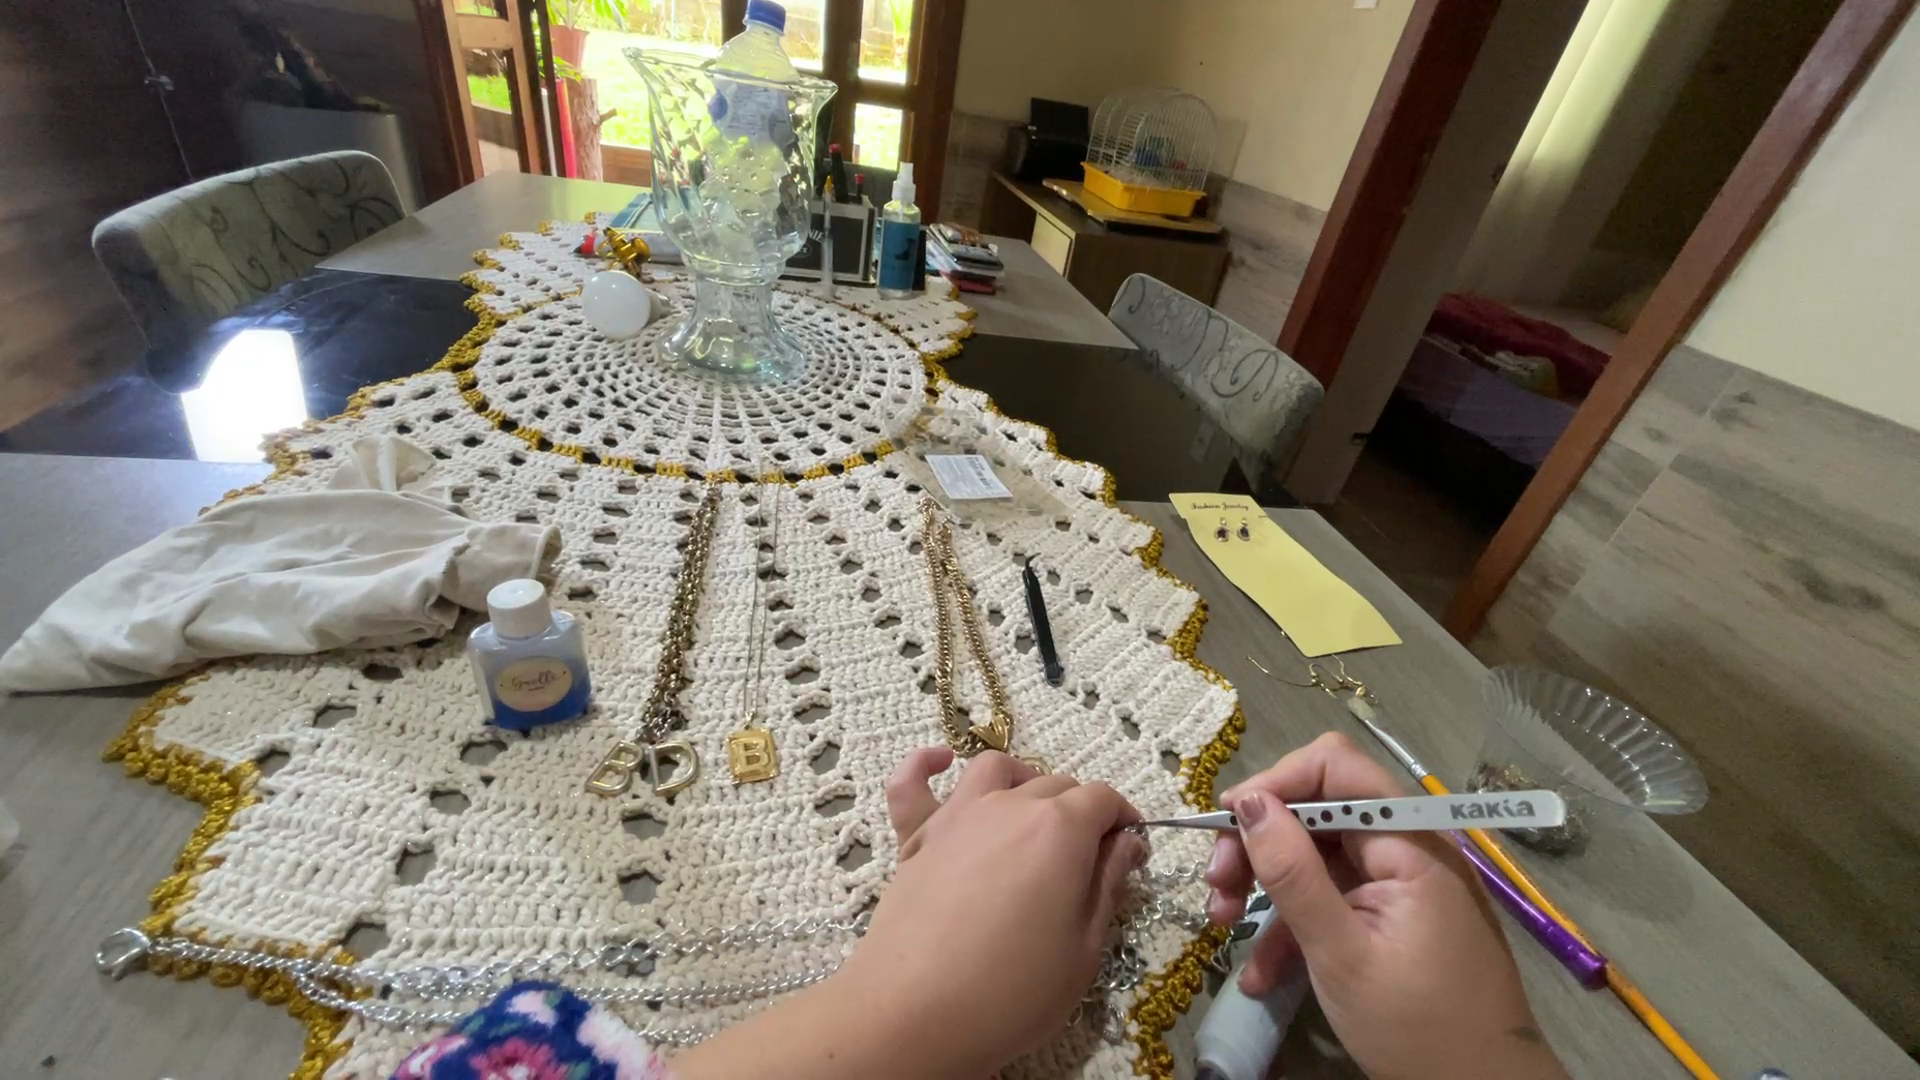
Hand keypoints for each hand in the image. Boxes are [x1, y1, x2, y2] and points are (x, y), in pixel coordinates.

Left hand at [675, 749, 1144, 1079]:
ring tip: (1033, 812)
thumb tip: (1127, 841)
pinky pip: (912, 783)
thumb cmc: (1013, 990)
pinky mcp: (915, 834)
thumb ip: (1109, 883)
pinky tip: (940, 760)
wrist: (916, 1013)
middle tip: (1091, 857)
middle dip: (1083, 812)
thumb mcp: (1084, 948)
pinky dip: (925, 764)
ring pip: (997, 769)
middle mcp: (1009, 804)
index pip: (1103, 799)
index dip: (1124, 820)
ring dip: (1024, 780)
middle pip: (1056, 785)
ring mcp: (957, 814)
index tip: (1133, 852)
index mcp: (1059, 828)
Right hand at [1206, 733, 1568, 1079]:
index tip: (1230, 821)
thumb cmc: (1420, 1033)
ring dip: (1263, 881)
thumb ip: (1292, 872)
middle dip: (1258, 839)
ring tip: (1222, 919)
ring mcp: (1397, 882)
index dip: (1276, 781)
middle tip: (1217, 880)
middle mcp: (1405, 848)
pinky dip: (1290, 921)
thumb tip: (1246, 801)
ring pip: (1313, 851)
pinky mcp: (1388, 913)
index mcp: (1409, 844)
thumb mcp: (1341, 954)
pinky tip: (1260, 969)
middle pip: (1315, 809)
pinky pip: (1328, 895)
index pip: (1335, 768)